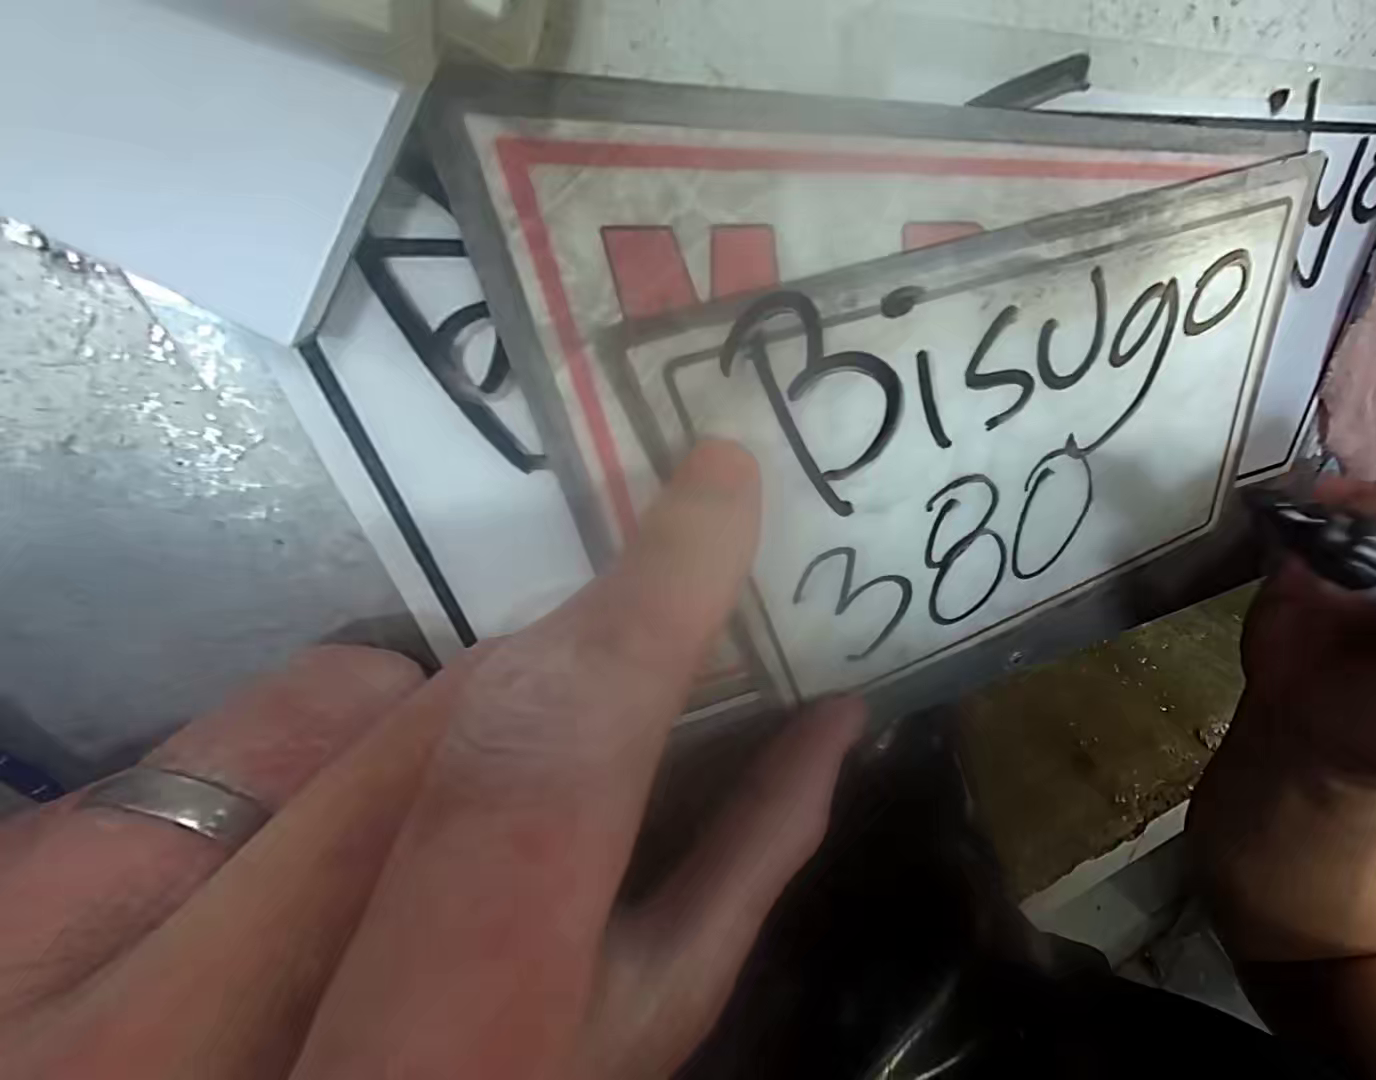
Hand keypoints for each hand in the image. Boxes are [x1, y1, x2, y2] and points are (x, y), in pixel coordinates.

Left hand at [0, 440, 863, 1078]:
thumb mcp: (645, 1022)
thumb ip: (745, 862)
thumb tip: (835, 719)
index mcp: (444, 1057)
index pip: (545, 758)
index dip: (647, 599)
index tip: (720, 480)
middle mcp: (192, 1037)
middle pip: (463, 709)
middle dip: (582, 663)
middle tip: (635, 673)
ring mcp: (43, 1001)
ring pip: (351, 705)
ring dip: (467, 706)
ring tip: (476, 789)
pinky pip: (212, 741)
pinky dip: (327, 731)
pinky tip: (342, 808)